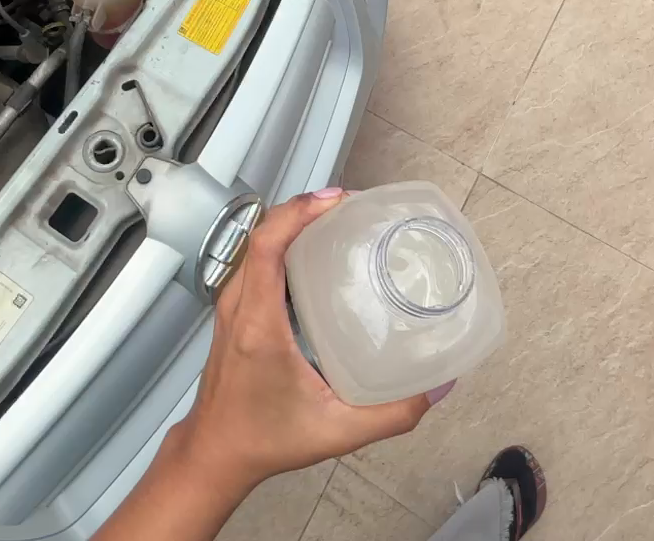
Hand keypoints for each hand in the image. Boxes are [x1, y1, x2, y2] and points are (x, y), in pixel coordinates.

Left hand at [164, 188, 443, 496]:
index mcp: (257, 323)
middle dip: (304, 208)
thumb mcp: (337, 431)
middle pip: (262, 232)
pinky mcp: (233, 307)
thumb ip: (393, 413)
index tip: (336, 201)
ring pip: (257, 241)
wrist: (215, 452)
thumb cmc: (266, 439)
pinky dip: (283, 240)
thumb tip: (438, 385)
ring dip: (293, 221)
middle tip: (349, 206)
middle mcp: (238, 303)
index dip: (298, 213)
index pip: (267, 245)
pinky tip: (314, 250)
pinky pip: (255, 258)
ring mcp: (231, 302)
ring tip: (336, 219)